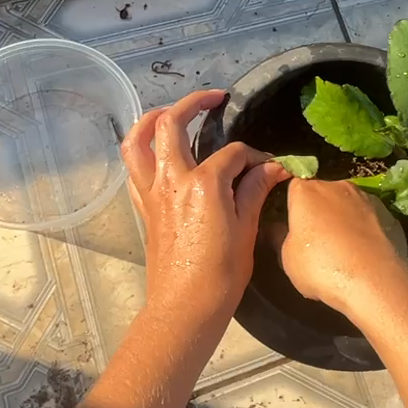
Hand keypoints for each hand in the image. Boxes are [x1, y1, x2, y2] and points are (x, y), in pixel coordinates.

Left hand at [121, 89, 290, 320]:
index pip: (233, 153)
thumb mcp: (247, 230)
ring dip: (151, 119)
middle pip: (171, 124)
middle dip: (192, 103)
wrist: (184, 309)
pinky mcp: (144, 207)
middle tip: (213, 98)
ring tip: (171, 112)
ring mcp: (153, 192)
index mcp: (204, 184)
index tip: (268, 166)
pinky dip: (143, 153)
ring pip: (137, 141)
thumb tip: (272, 167)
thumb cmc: (221, 274)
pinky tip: (159, 154)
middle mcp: (172, 180)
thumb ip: (255, 190)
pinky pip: (134, 170)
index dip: (254, 156)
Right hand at [281, 180, 407, 324]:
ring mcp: (366, 197)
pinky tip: (365, 254)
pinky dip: (365, 230)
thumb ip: (281, 236)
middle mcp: (337, 186)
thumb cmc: (321, 266)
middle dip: (318, 211)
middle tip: (317, 241)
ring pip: (347, 205)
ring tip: (344, 250)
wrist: (375, 280)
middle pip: (322, 193)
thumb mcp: (286, 257)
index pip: (293, 186)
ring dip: (343, 219)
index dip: (292, 205)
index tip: (293, 224)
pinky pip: (369, 218)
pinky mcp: (388, 213)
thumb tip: (278, 227)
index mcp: (307, 190)